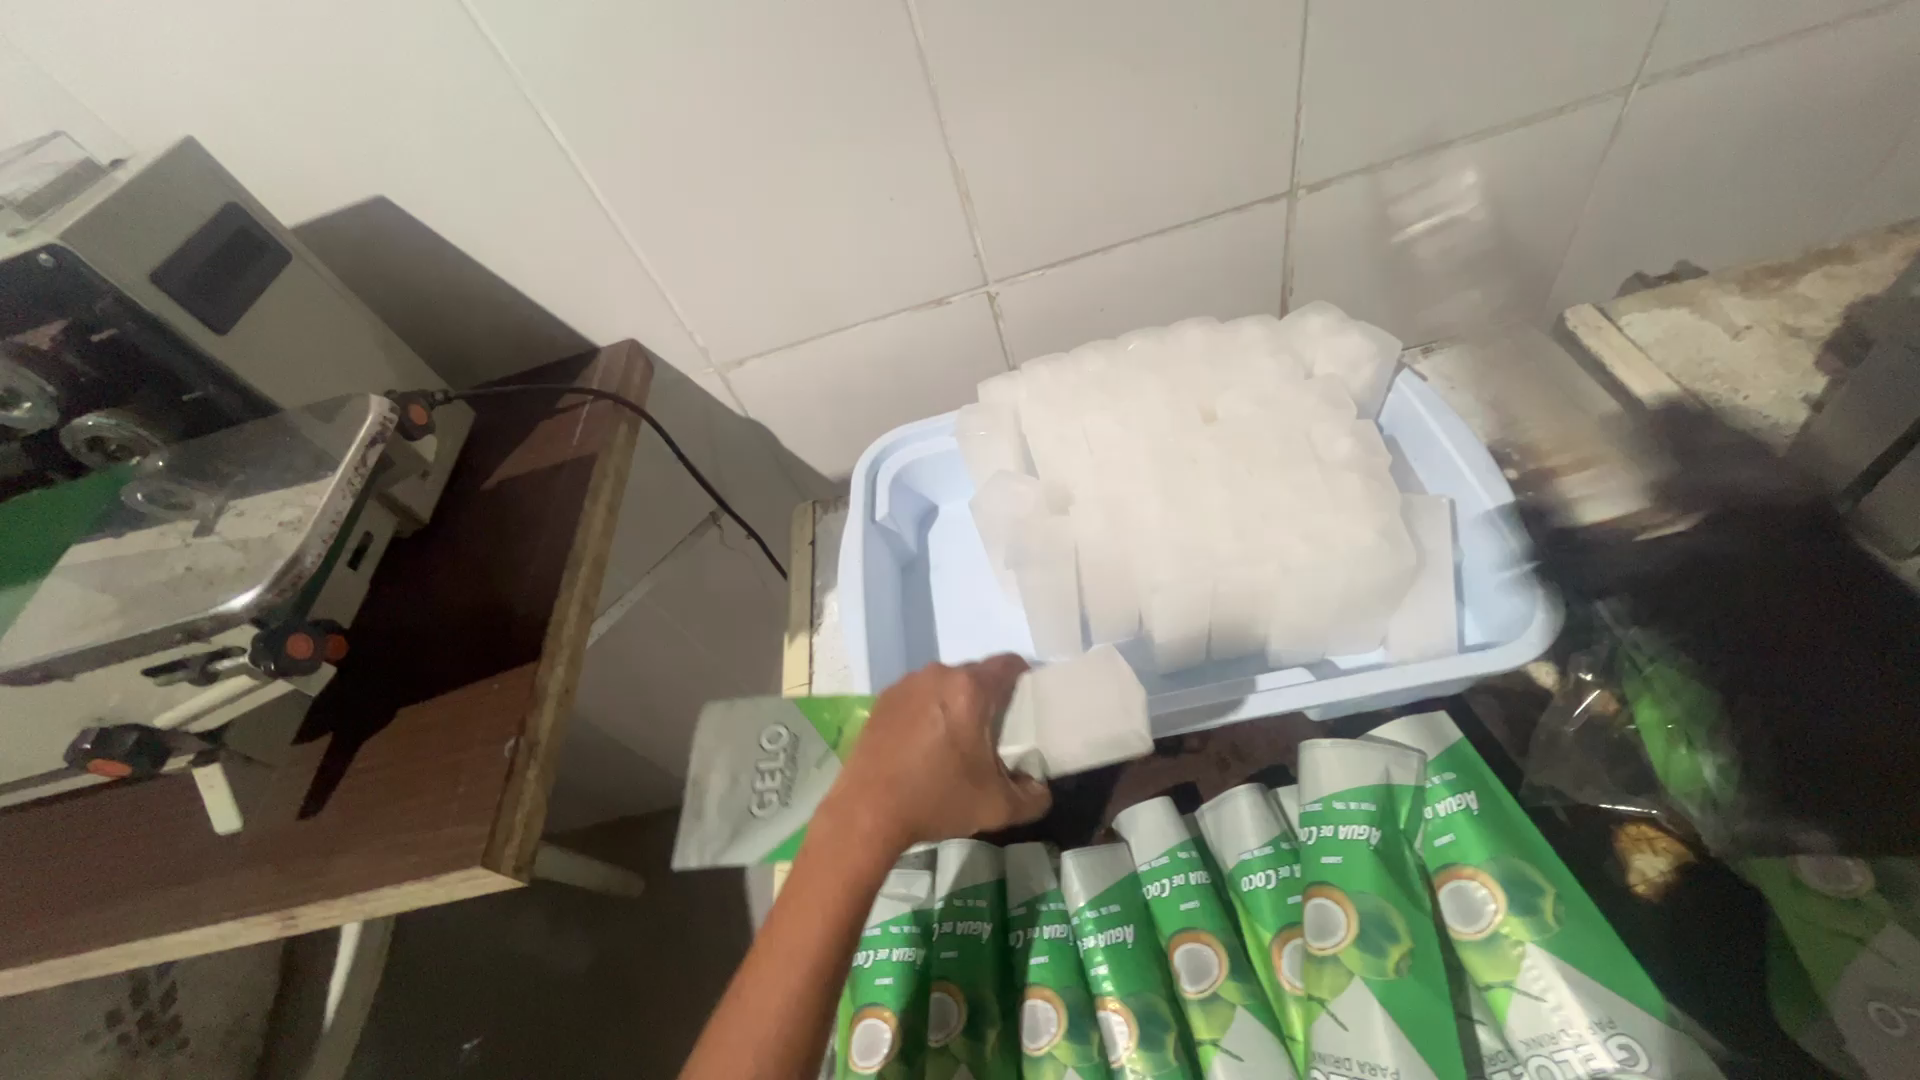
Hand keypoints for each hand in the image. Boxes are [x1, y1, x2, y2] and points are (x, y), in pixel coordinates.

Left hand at [812, 654, 1051, 859]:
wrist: (867, 812)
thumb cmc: (937, 800)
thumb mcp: (998, 807)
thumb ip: (1034, 797)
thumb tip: (1039, 788)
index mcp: (970, 689)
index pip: (1009, 664)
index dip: (1024, 679)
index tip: (1027, 705)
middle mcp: (938, 675)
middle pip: (976, 675)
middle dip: (989, 698)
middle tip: (994, 733)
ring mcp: (906, 684)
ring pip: (944, 685)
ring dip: (955, 704)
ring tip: (955, 741)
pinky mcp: (883, 699)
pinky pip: (918, 696)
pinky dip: (927, 711)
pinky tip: (923, 744)